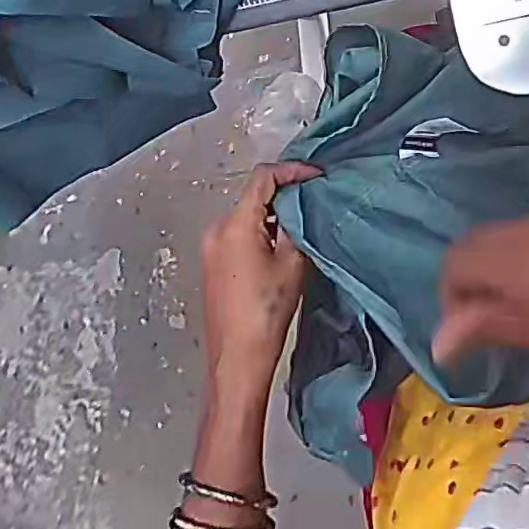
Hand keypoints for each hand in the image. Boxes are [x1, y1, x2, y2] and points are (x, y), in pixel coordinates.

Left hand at [199, 161, 322, 399]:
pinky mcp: (213, 263)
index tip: (318, 176)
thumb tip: (302, 204)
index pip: (264, 178)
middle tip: (317, 199)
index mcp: (235, 224)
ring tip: (305, 223)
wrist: (238, 358)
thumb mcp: (292, 262)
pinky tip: (284, 244)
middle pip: (254, 195)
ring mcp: (211, 247)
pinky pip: (240, 233)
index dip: (293, 170)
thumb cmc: (267, 310)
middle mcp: (217, 230)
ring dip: (275, 214)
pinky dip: (263, 230)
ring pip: (248, 215)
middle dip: (286, 193)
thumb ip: (296, 225)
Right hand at [433, 203, 528, 387]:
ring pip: (504, 233)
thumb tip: (438, 342)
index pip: (458, 260)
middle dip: (470, 274)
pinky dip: (526, 250)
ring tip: (518, 296)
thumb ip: (483, 326)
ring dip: (498, 262)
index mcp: (521, 258)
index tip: (463, 322)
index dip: (450, 292)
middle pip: (476, 240)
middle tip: (483, 312)